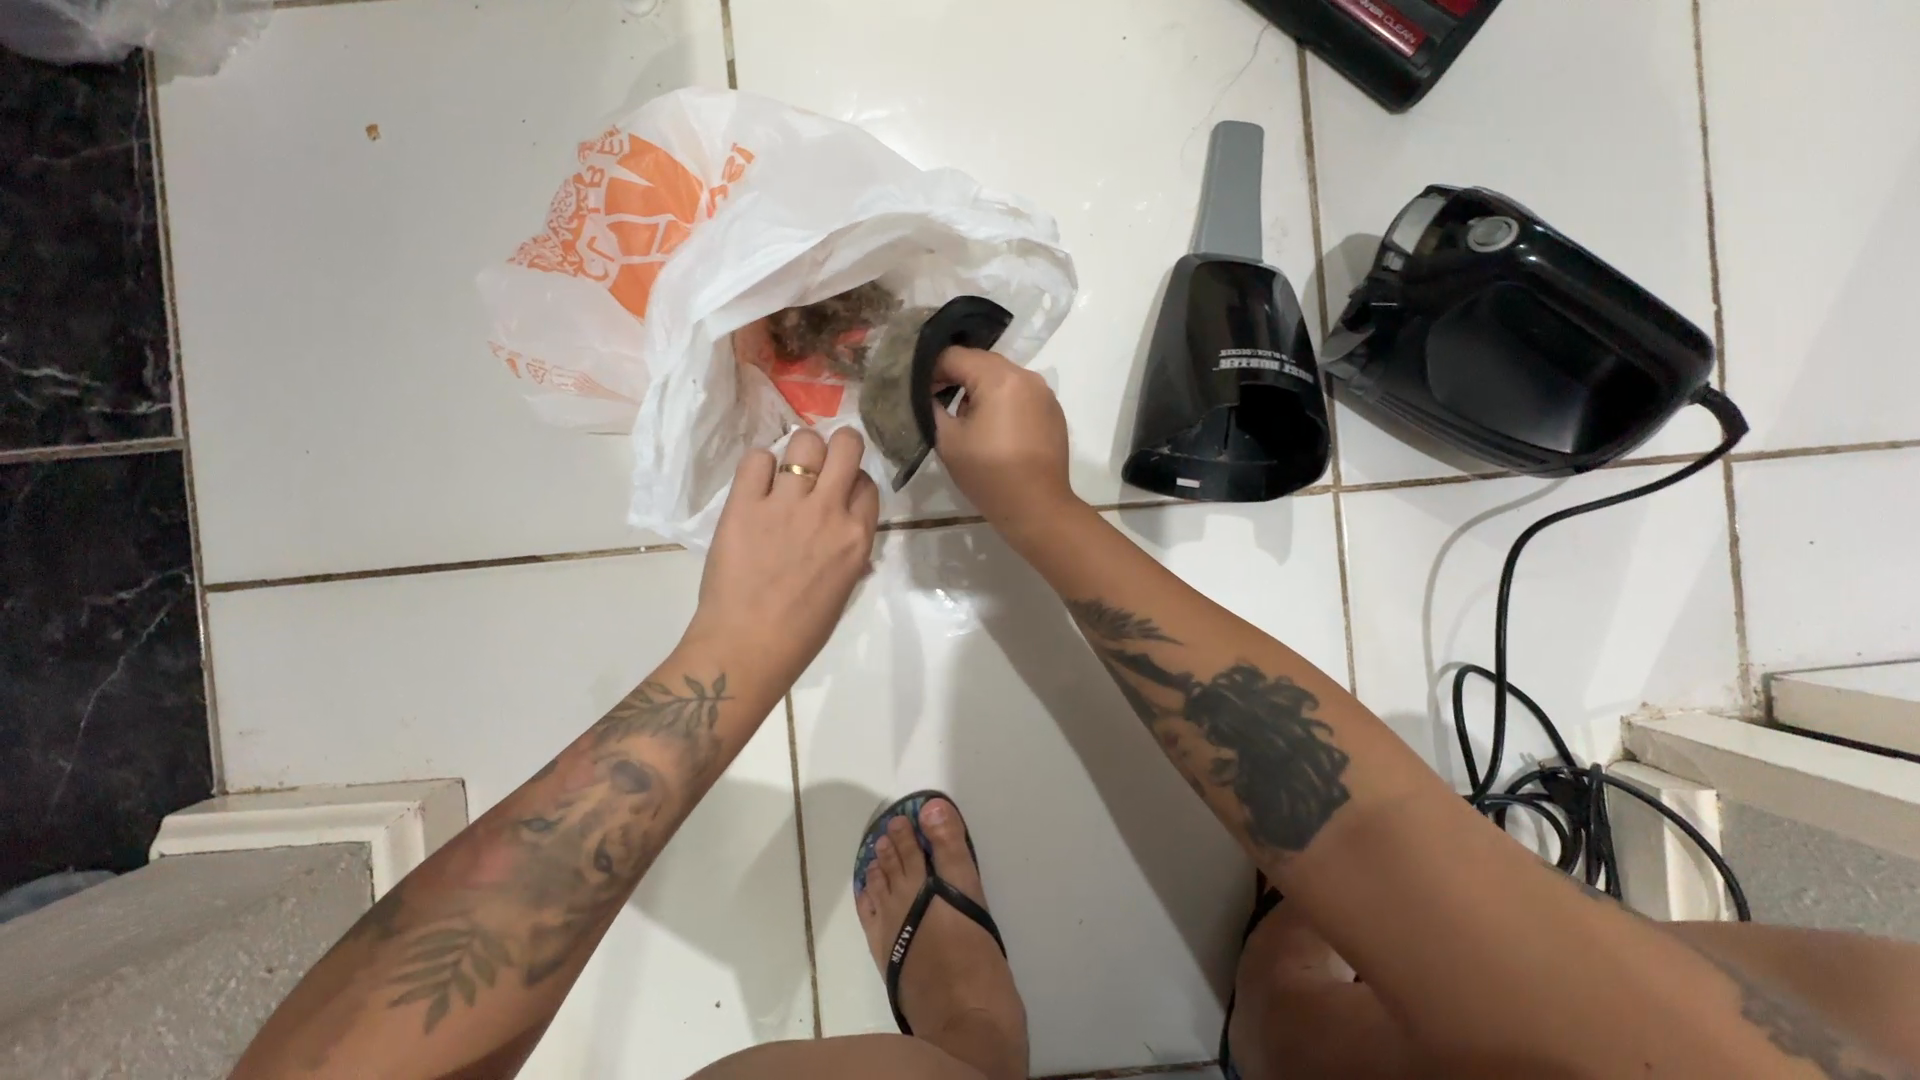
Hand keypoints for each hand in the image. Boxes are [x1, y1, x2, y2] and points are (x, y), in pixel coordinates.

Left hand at [689, 427, 879, 682]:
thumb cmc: (801, 632)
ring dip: (797, 452)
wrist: (747, 647)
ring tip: (783, 474)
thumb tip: (846, 536)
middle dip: (836, 445)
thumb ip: (849, 553)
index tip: (837, 492)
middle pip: (846, 444)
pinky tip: (754, 488)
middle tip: (818, 464)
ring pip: (804, 442)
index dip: (853, 480)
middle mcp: (828, 511)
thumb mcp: (843, 589)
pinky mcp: (745, 504)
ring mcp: (787, 504)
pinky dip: (757, 466)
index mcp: (857, 537)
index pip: (867, 482)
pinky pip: (756, 458)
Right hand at [932, 347, 1078, 530]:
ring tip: (966, 420)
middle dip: (956, 377)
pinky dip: (1003, 403)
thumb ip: (932, 408)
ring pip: (1003, 377)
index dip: (931, 370)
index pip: (955, 355)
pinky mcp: (1053, 412)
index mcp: (999, 378)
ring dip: (980, 390)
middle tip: (937, 402)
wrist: (1037, 508)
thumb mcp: (948, 441)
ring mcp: (1045, 394)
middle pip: (982, 362)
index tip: (919, 392)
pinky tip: (994, 431)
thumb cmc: (989, 475)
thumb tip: (930, 395)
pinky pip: (1021, 395)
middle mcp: (1027, 377)